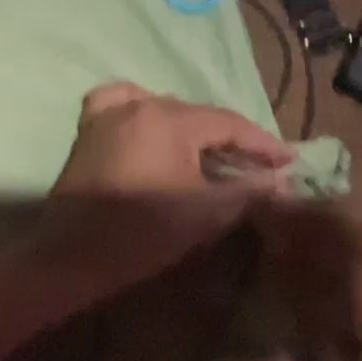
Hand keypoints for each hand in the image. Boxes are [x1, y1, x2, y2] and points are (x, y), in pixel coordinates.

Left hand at [32, 81, 292, 291]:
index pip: (227, 123)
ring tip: (213, 154)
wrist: (72, 255)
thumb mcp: (205, 214)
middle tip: (257, 165)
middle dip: (229, 138)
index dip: (262, 143)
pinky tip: (154, 127)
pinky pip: (120, 105)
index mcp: (167, 120)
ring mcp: (106, 115)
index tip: (289, 162)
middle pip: (195, 115)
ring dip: (191, 129)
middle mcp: (135, 105)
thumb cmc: (141, 234)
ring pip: (162, 109)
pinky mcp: (87, 131)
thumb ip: (247, 192)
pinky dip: (143, 111)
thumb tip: (280, 181)